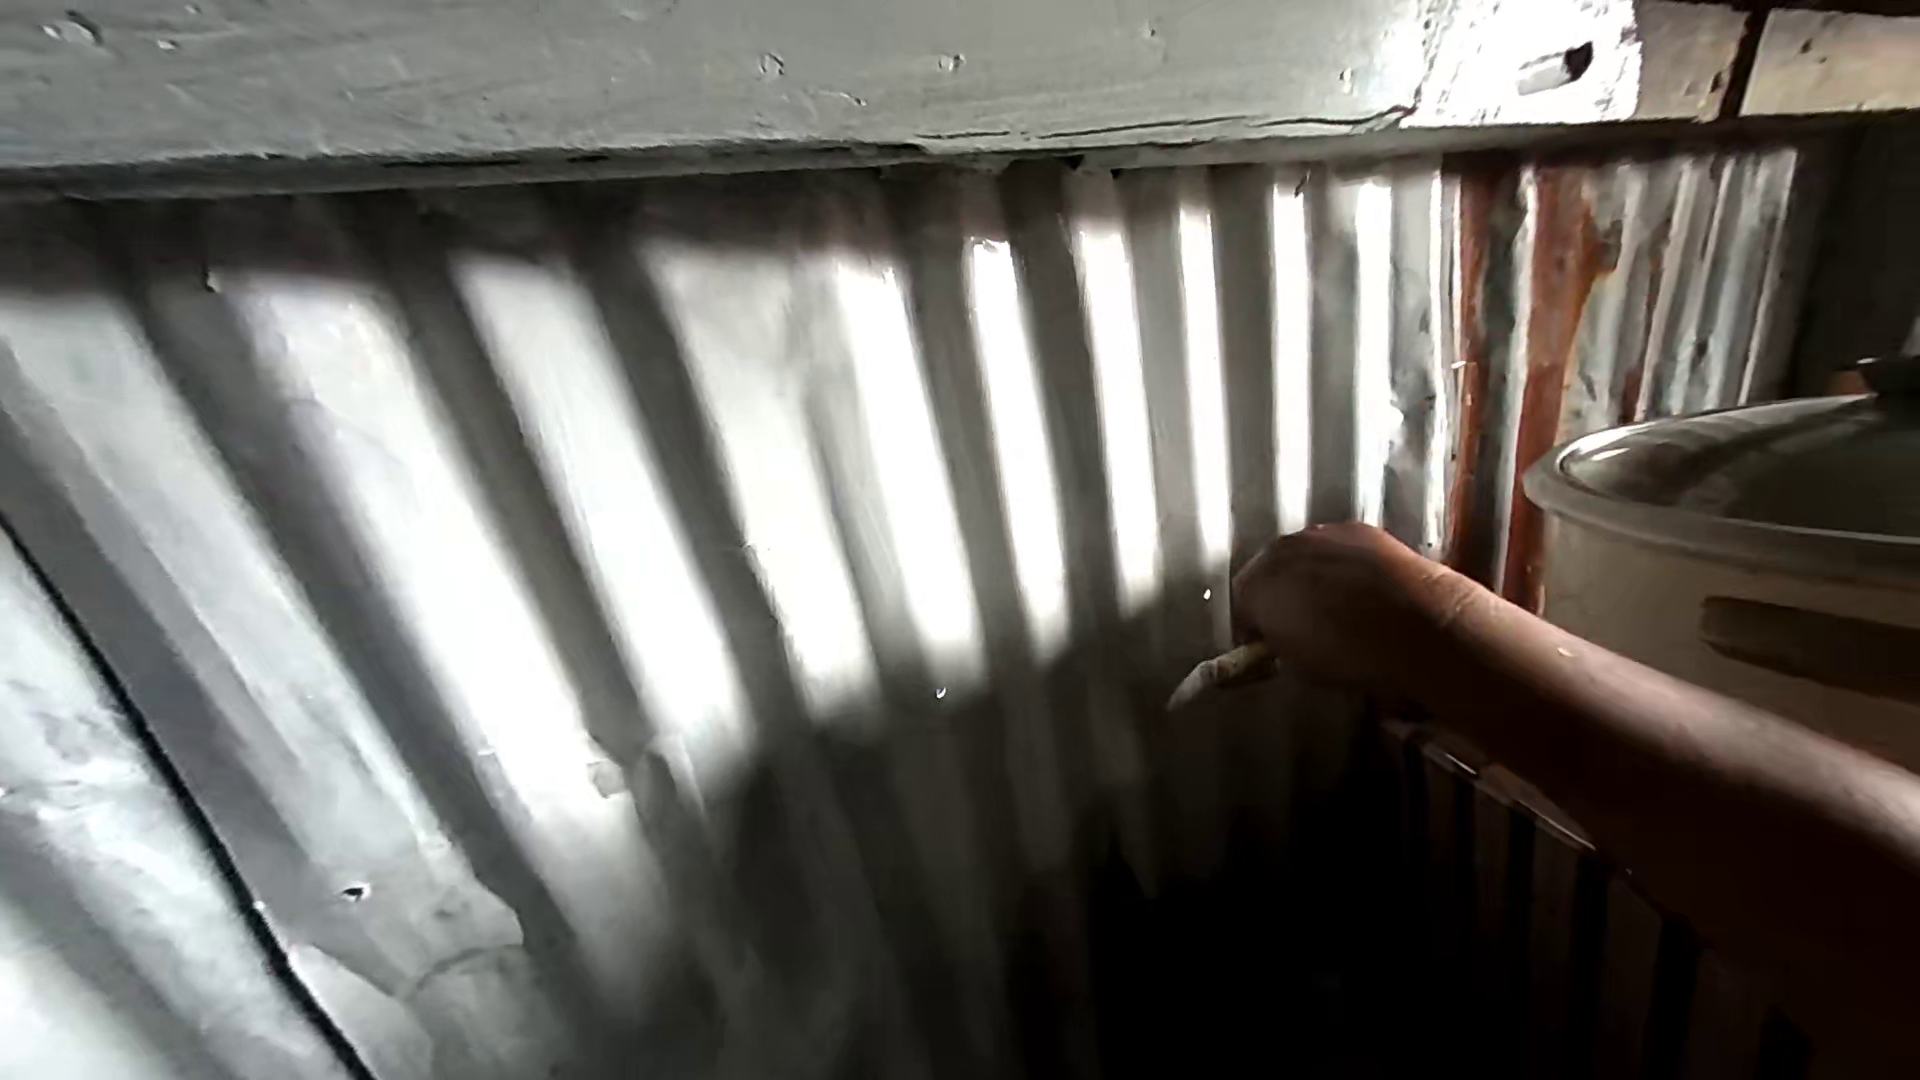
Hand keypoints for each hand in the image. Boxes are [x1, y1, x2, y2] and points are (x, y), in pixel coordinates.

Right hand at [1229, 522, 1481, 695]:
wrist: (1415, 625)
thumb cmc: (1348, 651)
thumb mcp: (1296, 663)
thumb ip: (1273, 646)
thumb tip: (1275, 644)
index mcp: (1253, 587)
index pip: (1240, 606)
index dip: (1254, 627)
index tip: (1267, 644)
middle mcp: (1276, 552)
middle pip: (1268, 573)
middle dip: (1279, 595)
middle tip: (1300, 624)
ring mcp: (1316, 536)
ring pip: (1302, 557)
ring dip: (1311, 576)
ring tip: (1336, 606)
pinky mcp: (1355, 529)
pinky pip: (1338, 548)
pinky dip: (1344, 564)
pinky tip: (1362, 589)